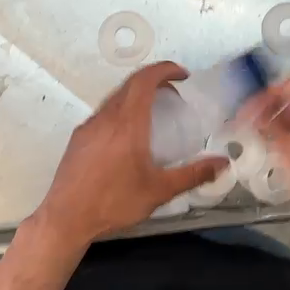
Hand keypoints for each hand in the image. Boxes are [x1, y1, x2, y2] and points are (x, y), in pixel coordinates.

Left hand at [34, 62, 227, 244]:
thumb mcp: (159, 191)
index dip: (165, 70)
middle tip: (173, 96)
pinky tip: (127, 138)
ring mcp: (88, 127)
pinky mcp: (78, 139)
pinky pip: (103, 115)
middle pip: (130, 85)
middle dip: (154, 82)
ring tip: (153, 115)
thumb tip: (223, 163)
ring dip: (136, 97)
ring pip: (114, 99)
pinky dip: (121, 112)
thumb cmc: (114, 202)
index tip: (183, 76)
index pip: (145, 80)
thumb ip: (193, 174)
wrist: (66, 219)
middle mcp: (105, 118)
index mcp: (127, 123)